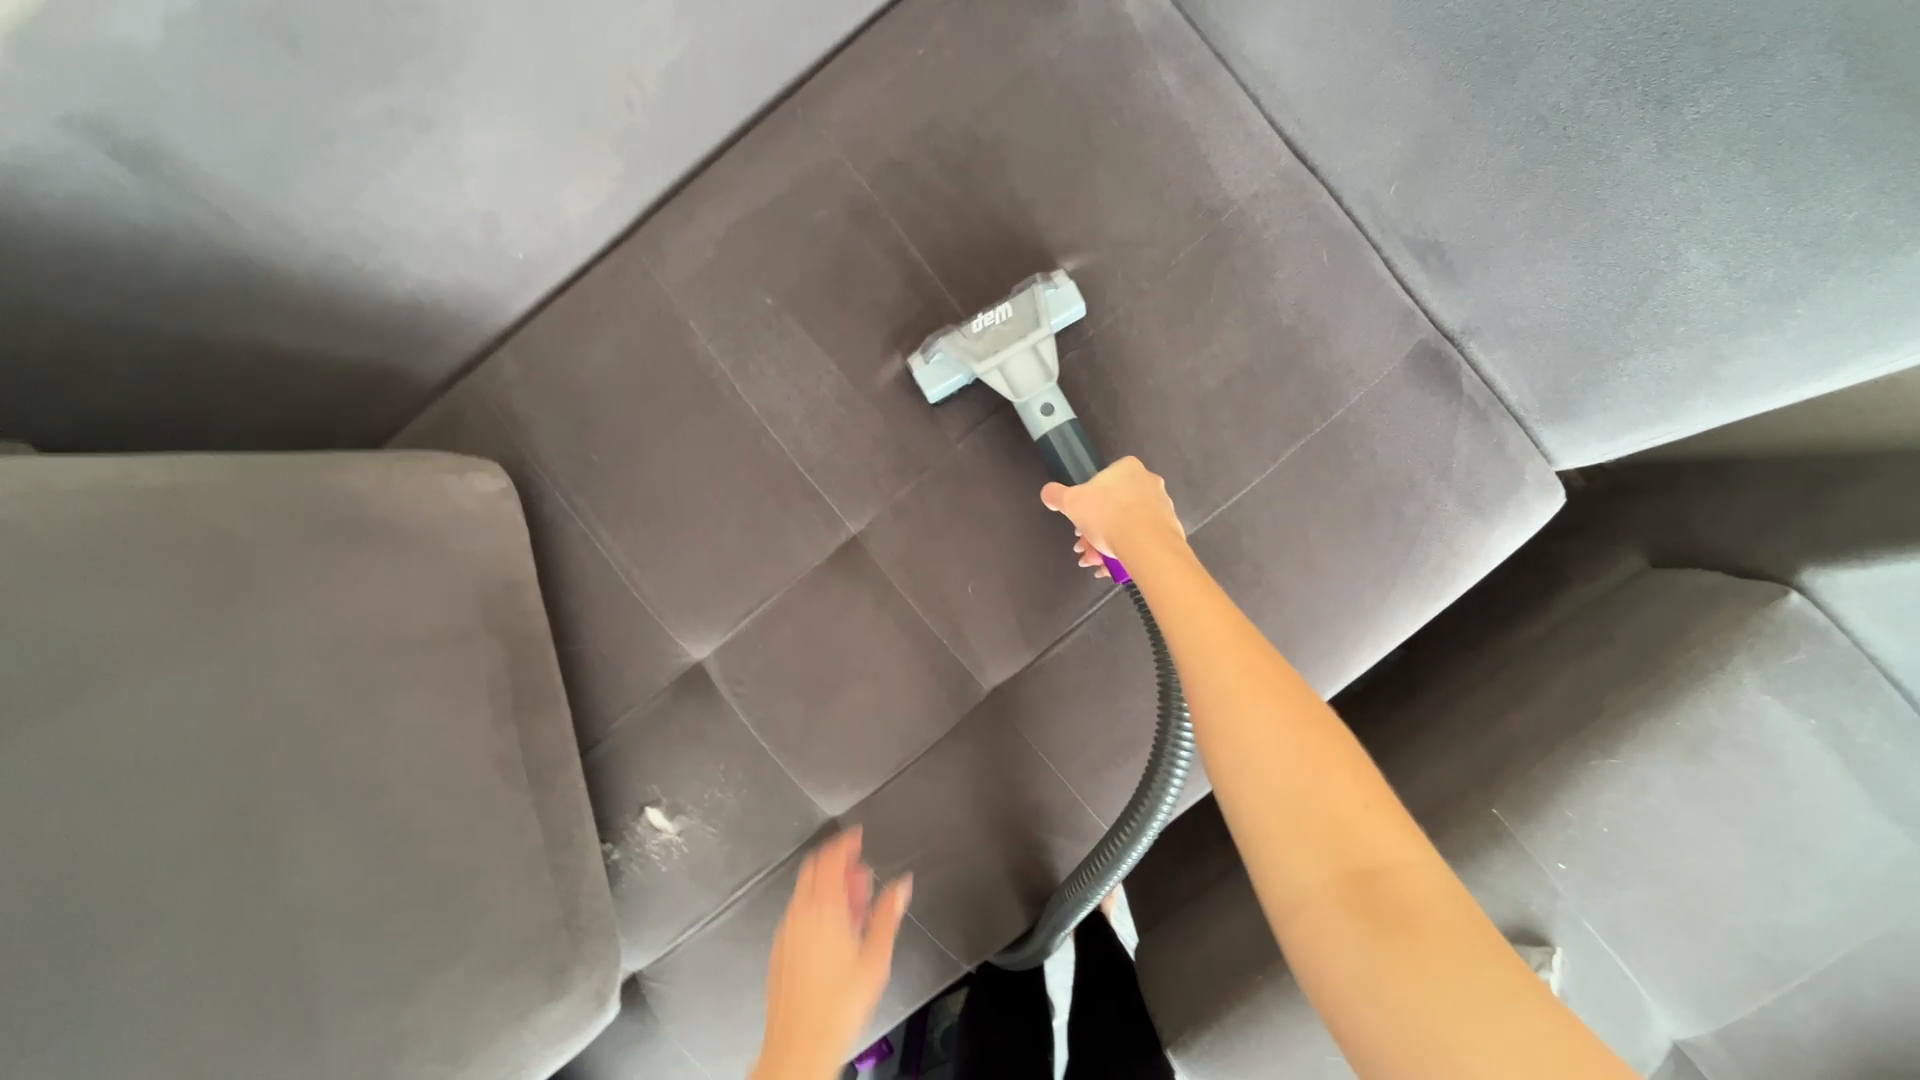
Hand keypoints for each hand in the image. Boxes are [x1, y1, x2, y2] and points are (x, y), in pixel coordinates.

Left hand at [752, 828, 911, 1079]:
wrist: (799, 1045)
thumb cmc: (838, 1006)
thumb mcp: (877, 956)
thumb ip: (889, 914)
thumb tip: (902, 886)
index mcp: (824, 907)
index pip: (831, 858)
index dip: (845, 842)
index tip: (856, 835)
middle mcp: (800, 913)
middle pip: (814, 869)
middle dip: (836, 860)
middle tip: (857, 864)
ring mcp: (787, 930)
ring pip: (805, 891)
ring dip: (826, 884)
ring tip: (852, 896)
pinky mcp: (780, 949)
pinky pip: (798, 912)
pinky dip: (815, 905)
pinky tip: (834, 927)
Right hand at [1040, 457, 1182, 577]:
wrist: (1145, 543)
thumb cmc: (1106, 514)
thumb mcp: (1070, 502)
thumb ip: (1055, 495)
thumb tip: (1048, 493)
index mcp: (1127, 468)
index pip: (1103, 482)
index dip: (1087, 504)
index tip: (1080, 522)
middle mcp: (1148, 482)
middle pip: (1114, 507)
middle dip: (1095, 530)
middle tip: (1085, 546)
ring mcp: (1162, 505)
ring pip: (1127, 525)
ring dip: (1108, 544)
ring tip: (1096, 562)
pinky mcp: (1170, 528)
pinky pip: (1141, 539)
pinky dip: (1125, 552)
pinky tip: (1112, 567)